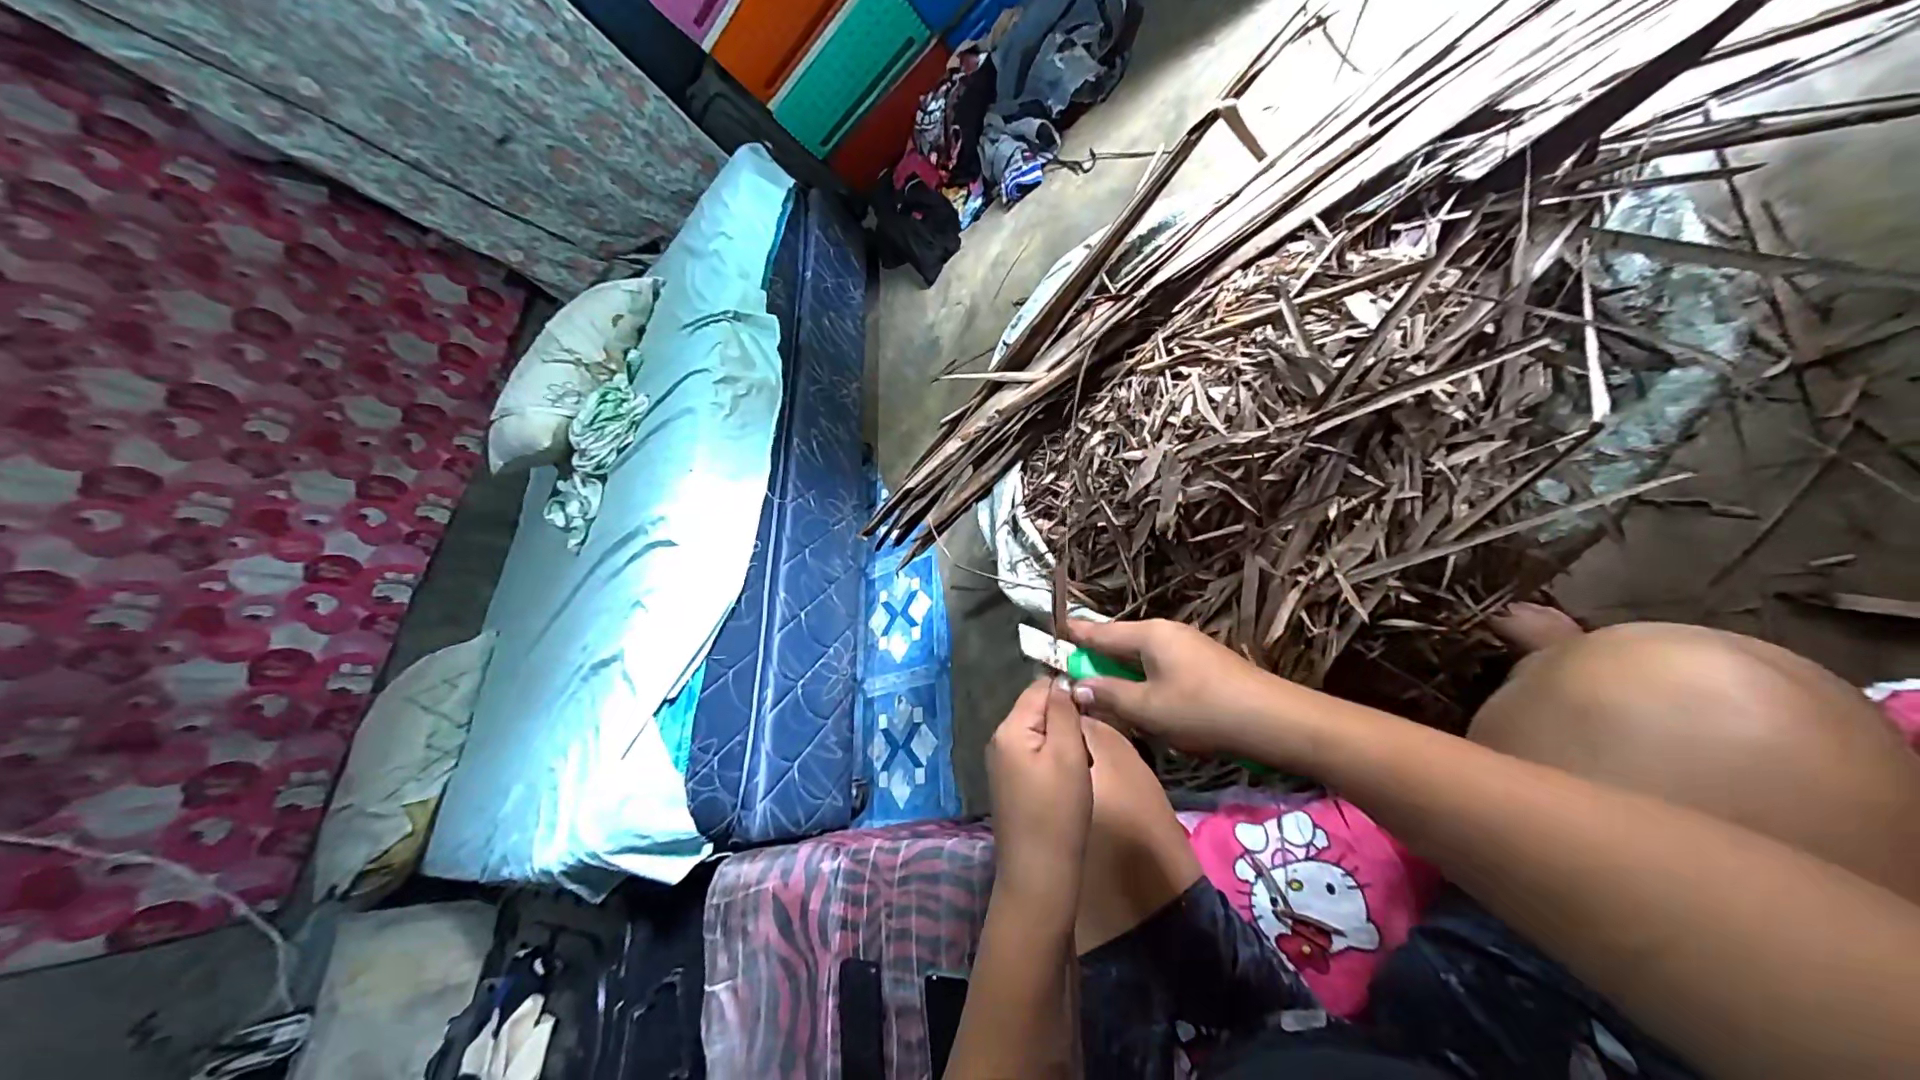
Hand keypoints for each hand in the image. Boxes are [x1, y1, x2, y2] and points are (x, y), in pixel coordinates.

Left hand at [986, 678, 1092, 910]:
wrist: (1039, 874)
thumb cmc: (1058, 811)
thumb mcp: (1068, 754)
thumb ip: (1064, 712)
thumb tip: (1062, 680)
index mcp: (1010, 728)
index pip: (1039, 687)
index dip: (1068, 691)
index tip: (1096, 707)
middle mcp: (999, 739)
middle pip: (1037, 709)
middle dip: (1066, 718)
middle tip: (1091, 741)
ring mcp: (1002, 763)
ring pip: (1039, 732)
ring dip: (1063, 739)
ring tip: (1084, 761)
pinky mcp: (1010, 782)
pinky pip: (1034, 753)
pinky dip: (1055, 758)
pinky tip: (1069, 778)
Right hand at [1065, 618, 1283, 756]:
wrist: (1272, 719)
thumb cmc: (1202, 709)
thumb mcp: (1148, 708)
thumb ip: (1108, 695)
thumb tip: (1077, 686)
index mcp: (1149, 635)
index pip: (1099, 632)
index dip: (1073, 636)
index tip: (1050, 634)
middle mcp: (1166, 633)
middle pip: (1119, 643)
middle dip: (1095, 660)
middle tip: (1072, 678)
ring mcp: (1186, 646)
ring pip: (1139, 658)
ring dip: (1119, 675)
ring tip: (1103, 696)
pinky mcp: (1201, 664)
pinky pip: (1158, 667)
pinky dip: (1141, 682)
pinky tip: (1141, 704)